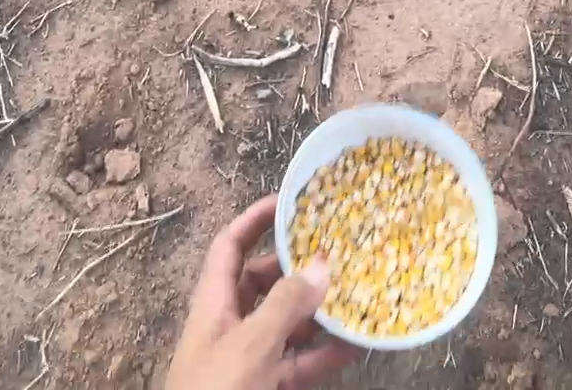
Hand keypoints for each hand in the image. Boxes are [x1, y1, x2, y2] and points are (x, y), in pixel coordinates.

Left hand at [165, 195, 357, 389]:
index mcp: (213, 304)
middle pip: (264, 282)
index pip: (230, 247)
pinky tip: (358, 344)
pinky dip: (325, 354)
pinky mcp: (266, 389)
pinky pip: (300, 362)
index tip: (289, 201)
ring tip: (357, 291)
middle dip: (300, 266)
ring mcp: (249, 361)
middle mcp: (230, 326)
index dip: (254, 220)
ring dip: (320, 312)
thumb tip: (322, 263)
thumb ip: (286, 305)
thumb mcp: (251, 346)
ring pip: (288, 324)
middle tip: (338, 248)